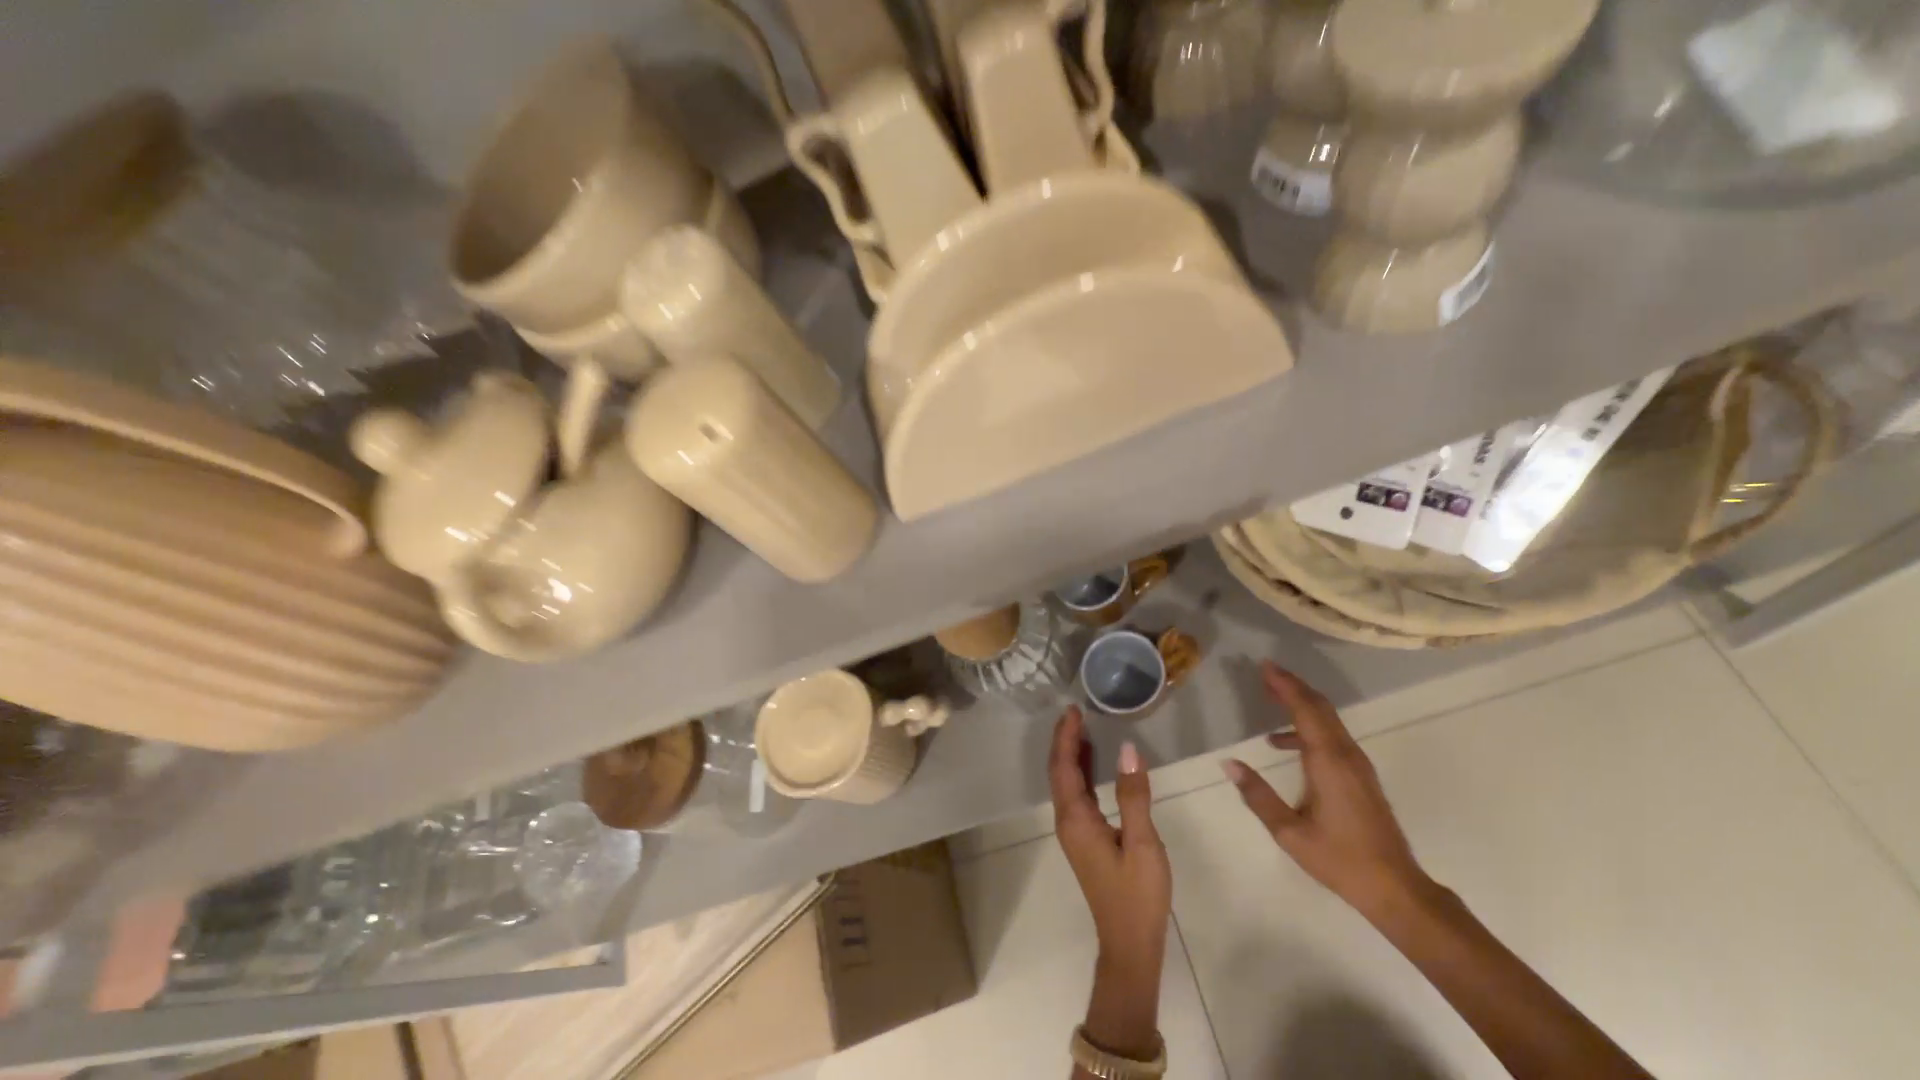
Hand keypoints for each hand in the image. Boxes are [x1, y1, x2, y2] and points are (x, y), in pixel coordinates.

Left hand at [1049, 706, 1170, 974]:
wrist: (1129, 940)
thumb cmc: (1137, 893)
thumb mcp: (1143, 842)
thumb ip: (1134, 795)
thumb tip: (1127, 750)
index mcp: (1076, 819)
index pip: (1064, 768)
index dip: (1066, 738)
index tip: (1073, 710)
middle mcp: (1068, 822)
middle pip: (1060, 773)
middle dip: (1065, 742)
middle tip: (1077, 712)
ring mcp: (1075, 833)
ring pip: (1068, 785)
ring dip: (1072, 756)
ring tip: (1084, 729)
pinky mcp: (1086, 840)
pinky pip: (1078, 797)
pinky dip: (1083, 775)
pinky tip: (1095, 766)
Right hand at [1220, 663, 1431, 916]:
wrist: (1394, 885)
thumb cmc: (1339, 860)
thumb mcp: (1289, 832)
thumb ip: (1258, 796)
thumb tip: (1230, 764)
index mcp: (1328, 763)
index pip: (1306, 710)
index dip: (1285, 685)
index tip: (1265, 666)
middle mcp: (1347, 755)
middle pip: (1320, 708)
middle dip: (1293, 687)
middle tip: (1265, 672)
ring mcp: (1358, 765)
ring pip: (1329, 721)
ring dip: (1302, 703)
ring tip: (1271, 697)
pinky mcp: (1361, 777)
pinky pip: (1334, 737)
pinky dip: (1310, 726)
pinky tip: (1284, 743)